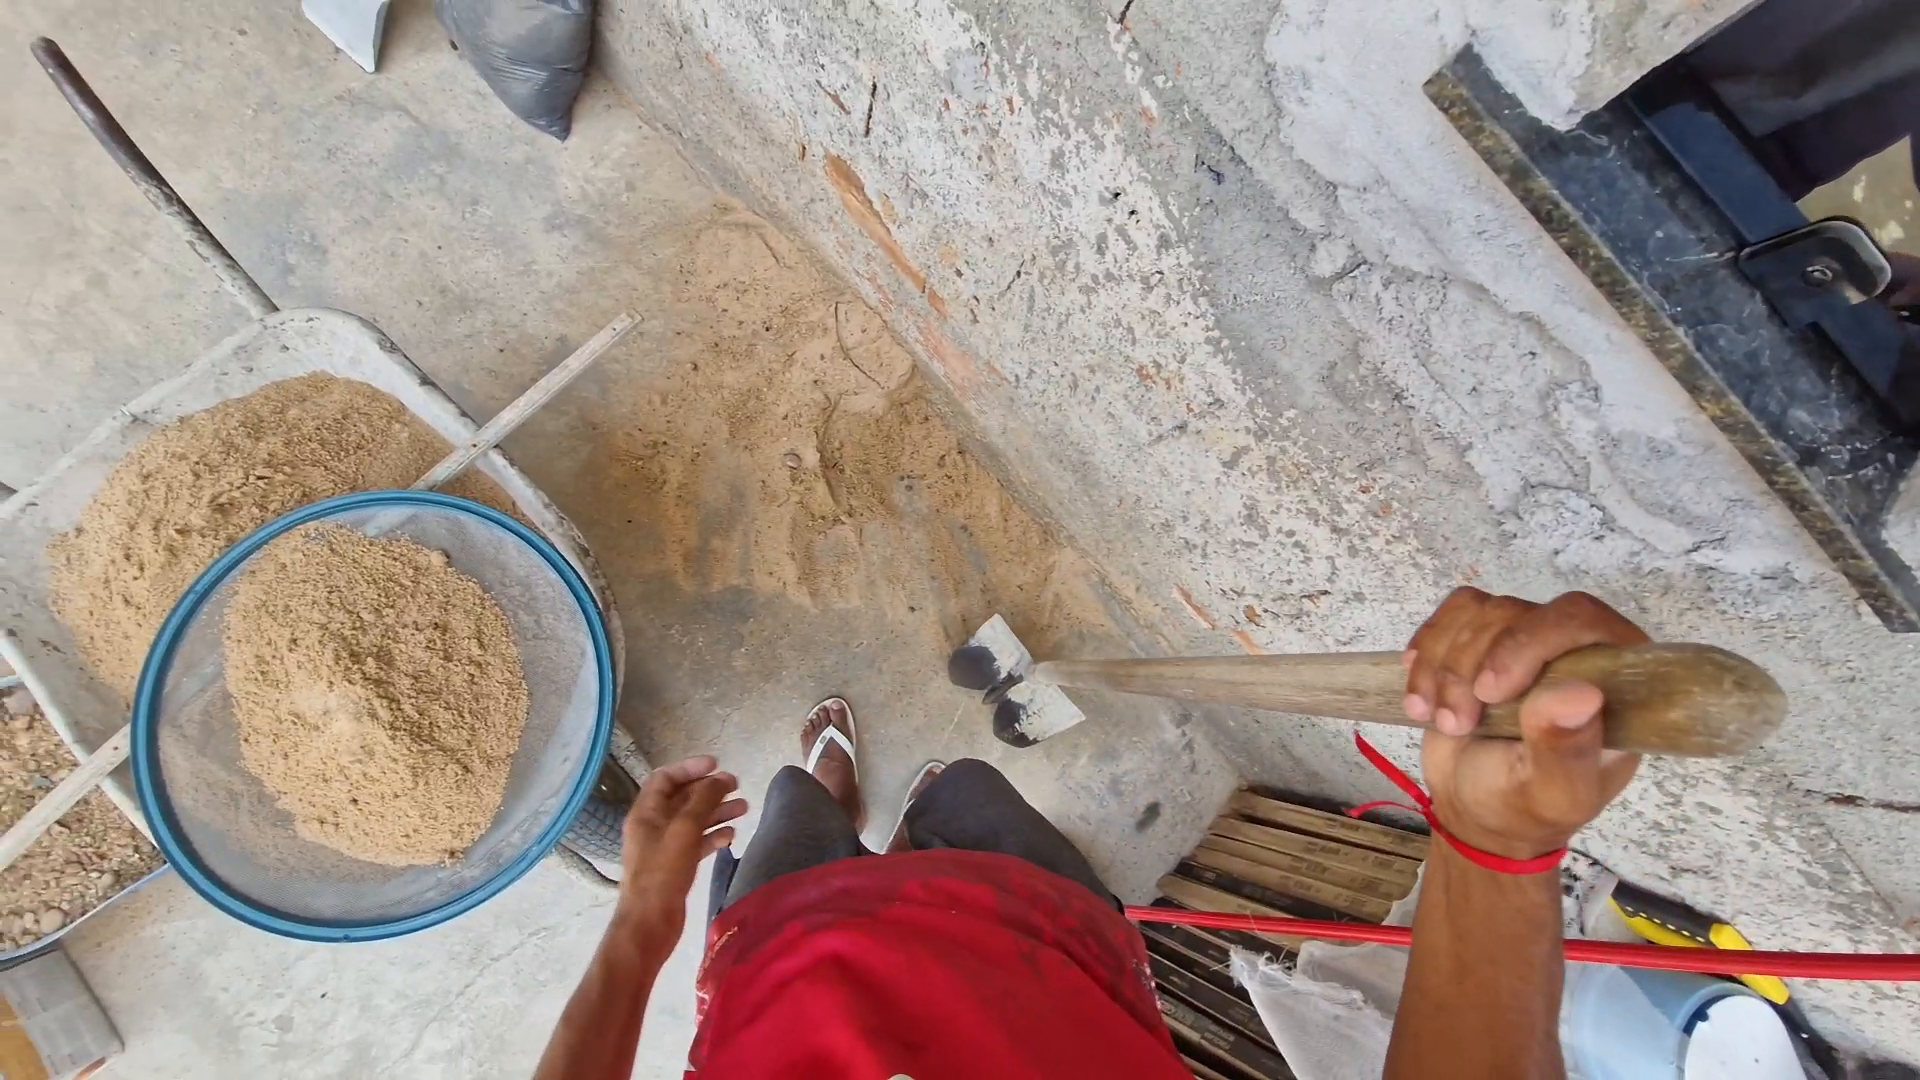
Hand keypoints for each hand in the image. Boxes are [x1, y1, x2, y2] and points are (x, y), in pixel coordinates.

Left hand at [616, 756, 746, 942]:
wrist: (649, 925)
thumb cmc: (663, 873)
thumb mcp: (685, 829)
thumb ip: (704, 800)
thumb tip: (722, 778)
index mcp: (646, 812)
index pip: (666, 777)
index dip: (690, 767)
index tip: (717, 765)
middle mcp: (654, 825)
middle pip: (683, 797)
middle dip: (710, 789)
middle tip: (737, 786)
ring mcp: (665, 846)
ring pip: (694, 819)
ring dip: (718, 811)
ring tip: (744, 808)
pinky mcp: (676, 865)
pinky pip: (697, 842)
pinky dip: (714, 835)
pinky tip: (731, 836)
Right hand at [1403, 589, 1646, 859]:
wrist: (1474, 805)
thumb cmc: (1523, 805)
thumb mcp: (1551, 793)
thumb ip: (1566, 749)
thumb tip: (1581, 694)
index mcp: (1615, 678)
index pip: (1578, 619)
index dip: (1527, 642)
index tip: (1489, 693)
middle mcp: (1571, 648)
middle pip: (1512, 615)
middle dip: (1467, 668)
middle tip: (1454, 724)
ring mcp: (1519, 640)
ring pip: (1471, 614)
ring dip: (1439, 668)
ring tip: (1437, 718)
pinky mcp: (1474, 639)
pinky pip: (1443, 619)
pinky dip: (1423, 653)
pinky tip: (1421, 690)